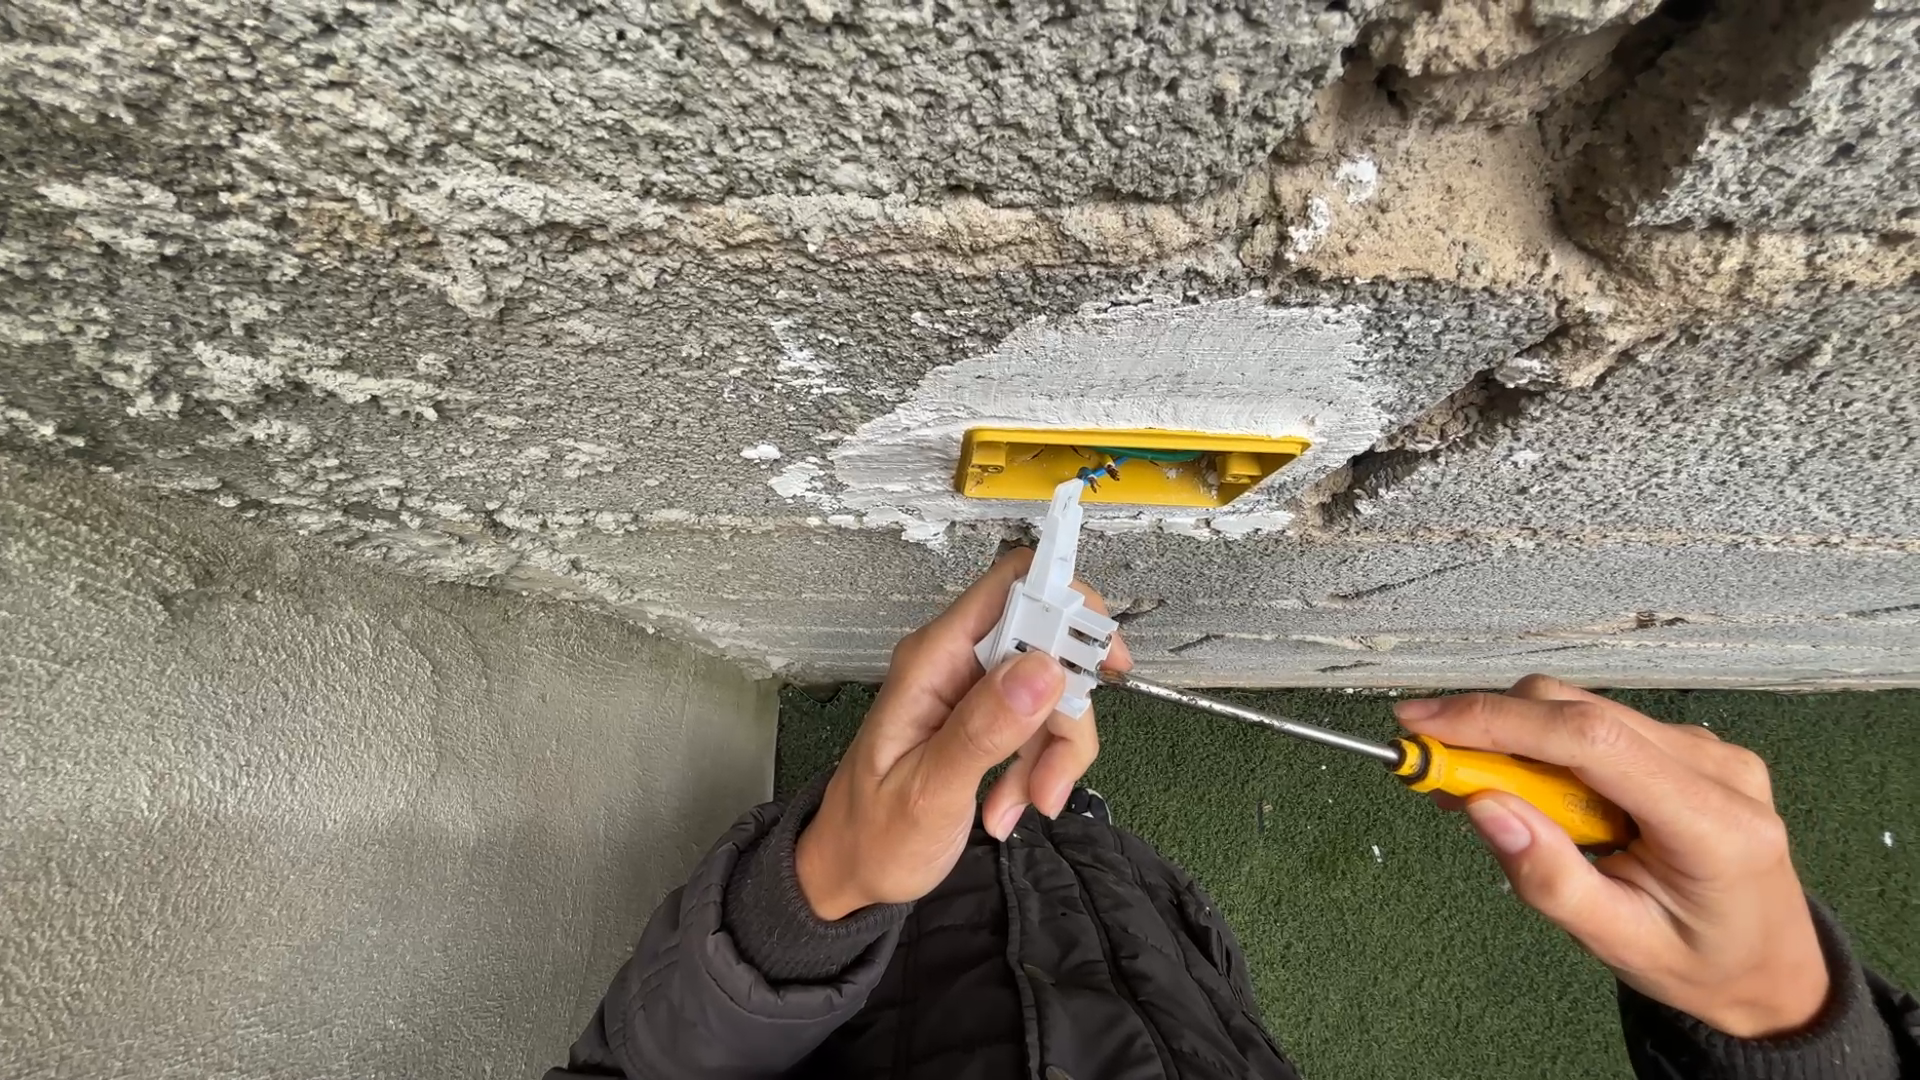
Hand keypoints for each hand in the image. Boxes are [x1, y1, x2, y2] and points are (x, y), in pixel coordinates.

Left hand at [794, 548, 1131, 919]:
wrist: (851, 868)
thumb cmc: (874, 833)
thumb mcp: (928, 790)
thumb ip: (983, 728)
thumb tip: (1044, 668)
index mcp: (934, 657)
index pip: (1011, 584)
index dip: (1067, 601)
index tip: (1102, 658)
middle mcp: (958, 659)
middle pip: (1048, 645)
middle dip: (1066, 710)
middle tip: (1055, 774)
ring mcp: (975, 688)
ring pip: (1053, 691)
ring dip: (1054, 751)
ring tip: (1024, 803)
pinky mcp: (990, 716)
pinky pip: (1041, 723)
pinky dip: (1042, 765)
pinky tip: (1012, 803)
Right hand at [1395, 675, 1827, 1037]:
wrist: (1768, 965)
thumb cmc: (1693, 960)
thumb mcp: (1616, 940)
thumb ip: (1549, 877)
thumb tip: (1478, 803)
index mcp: (1714, 823)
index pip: (1589, 738)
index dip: (1493, 719)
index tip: (1416, 724)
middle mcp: (1713, 767)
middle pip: (1569, 709)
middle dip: (1483, 727)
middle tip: (1431, 770)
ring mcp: (1698, 746)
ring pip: (1566, 704)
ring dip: (1503, 735)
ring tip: (1476, 786)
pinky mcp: (1673, 740)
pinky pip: (1578, 717)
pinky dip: (1528, 739)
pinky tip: (1519, 782)